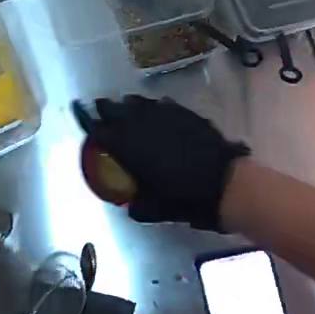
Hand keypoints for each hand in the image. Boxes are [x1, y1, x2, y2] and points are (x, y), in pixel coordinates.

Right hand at [73, 95, 249, 230]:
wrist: (227, 186)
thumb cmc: (189, 200)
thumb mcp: (157, 209)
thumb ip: (140, 205)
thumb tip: (131, 205)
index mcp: (132, 149)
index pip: (105, 133)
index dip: (94, 127)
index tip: (87, 123)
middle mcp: (145, 127)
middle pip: (120, 111)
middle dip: (108, 109)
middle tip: (99, 107)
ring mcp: (167, 117)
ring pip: (141, 104)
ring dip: (130, 104)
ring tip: (124, 104)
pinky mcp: (187, 115)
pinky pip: (164, 105)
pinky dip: (154, 106)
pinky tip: (154, 108)